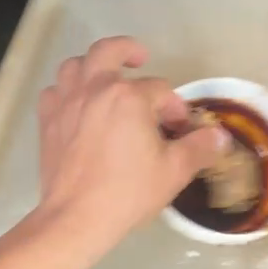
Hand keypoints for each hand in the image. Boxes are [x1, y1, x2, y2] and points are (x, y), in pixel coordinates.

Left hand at [33, 37, 225, 256]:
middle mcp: (93, 90)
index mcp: (128, 97)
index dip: (174, 107)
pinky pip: (53, 93)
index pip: (160, 89)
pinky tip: (75, 105)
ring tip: (104, 78)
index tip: (179, 129)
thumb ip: (199, 147)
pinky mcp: (47, 123)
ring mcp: (65, 104)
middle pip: (108, 52)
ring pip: (74, 67)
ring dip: (90, 66)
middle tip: (139, 58)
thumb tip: (220, 136)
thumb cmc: (127, 193)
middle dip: (127, 50)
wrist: (76, 217)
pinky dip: (64, 92)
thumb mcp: (174, 171)